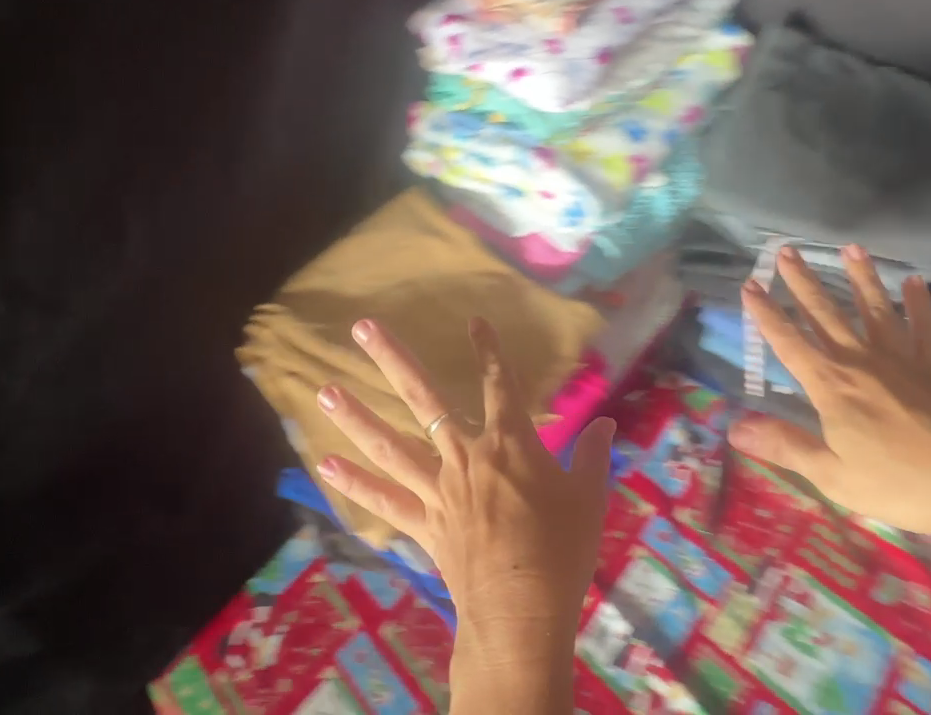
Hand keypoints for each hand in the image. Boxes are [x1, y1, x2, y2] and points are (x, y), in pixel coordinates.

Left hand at [313, 316, 611, 705]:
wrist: (522, 610)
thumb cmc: (561, 548)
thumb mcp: (589, 495)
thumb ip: (594, 454)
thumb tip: (606, 423)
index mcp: (509, 442)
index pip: (499, 383)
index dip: (489, 349)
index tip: (475, 320)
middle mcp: (465, 455)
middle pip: (424, 400)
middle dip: (394, 360)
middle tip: (363, 327)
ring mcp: (437, 489)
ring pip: (389, 446)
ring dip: (356, 417)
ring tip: (324, 390)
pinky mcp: (423, 524)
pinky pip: (384, 501)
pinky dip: (355, 484)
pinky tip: (325, 466)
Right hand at [729, 244, 930, 544]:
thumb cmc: (902, 486)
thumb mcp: (834, 477)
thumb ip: (787, 447)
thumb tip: (735, 427)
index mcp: (832, 387)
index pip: (790, 343)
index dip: (767, 315)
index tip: (750, 285)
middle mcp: (862, 362)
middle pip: (826, 315)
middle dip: (803, 283)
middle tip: (786, 250)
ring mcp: (902, 361)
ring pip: (875, 310)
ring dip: (861, 278)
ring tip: (850, 248)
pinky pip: (924, 328)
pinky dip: (919, 304)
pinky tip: (915, 282)